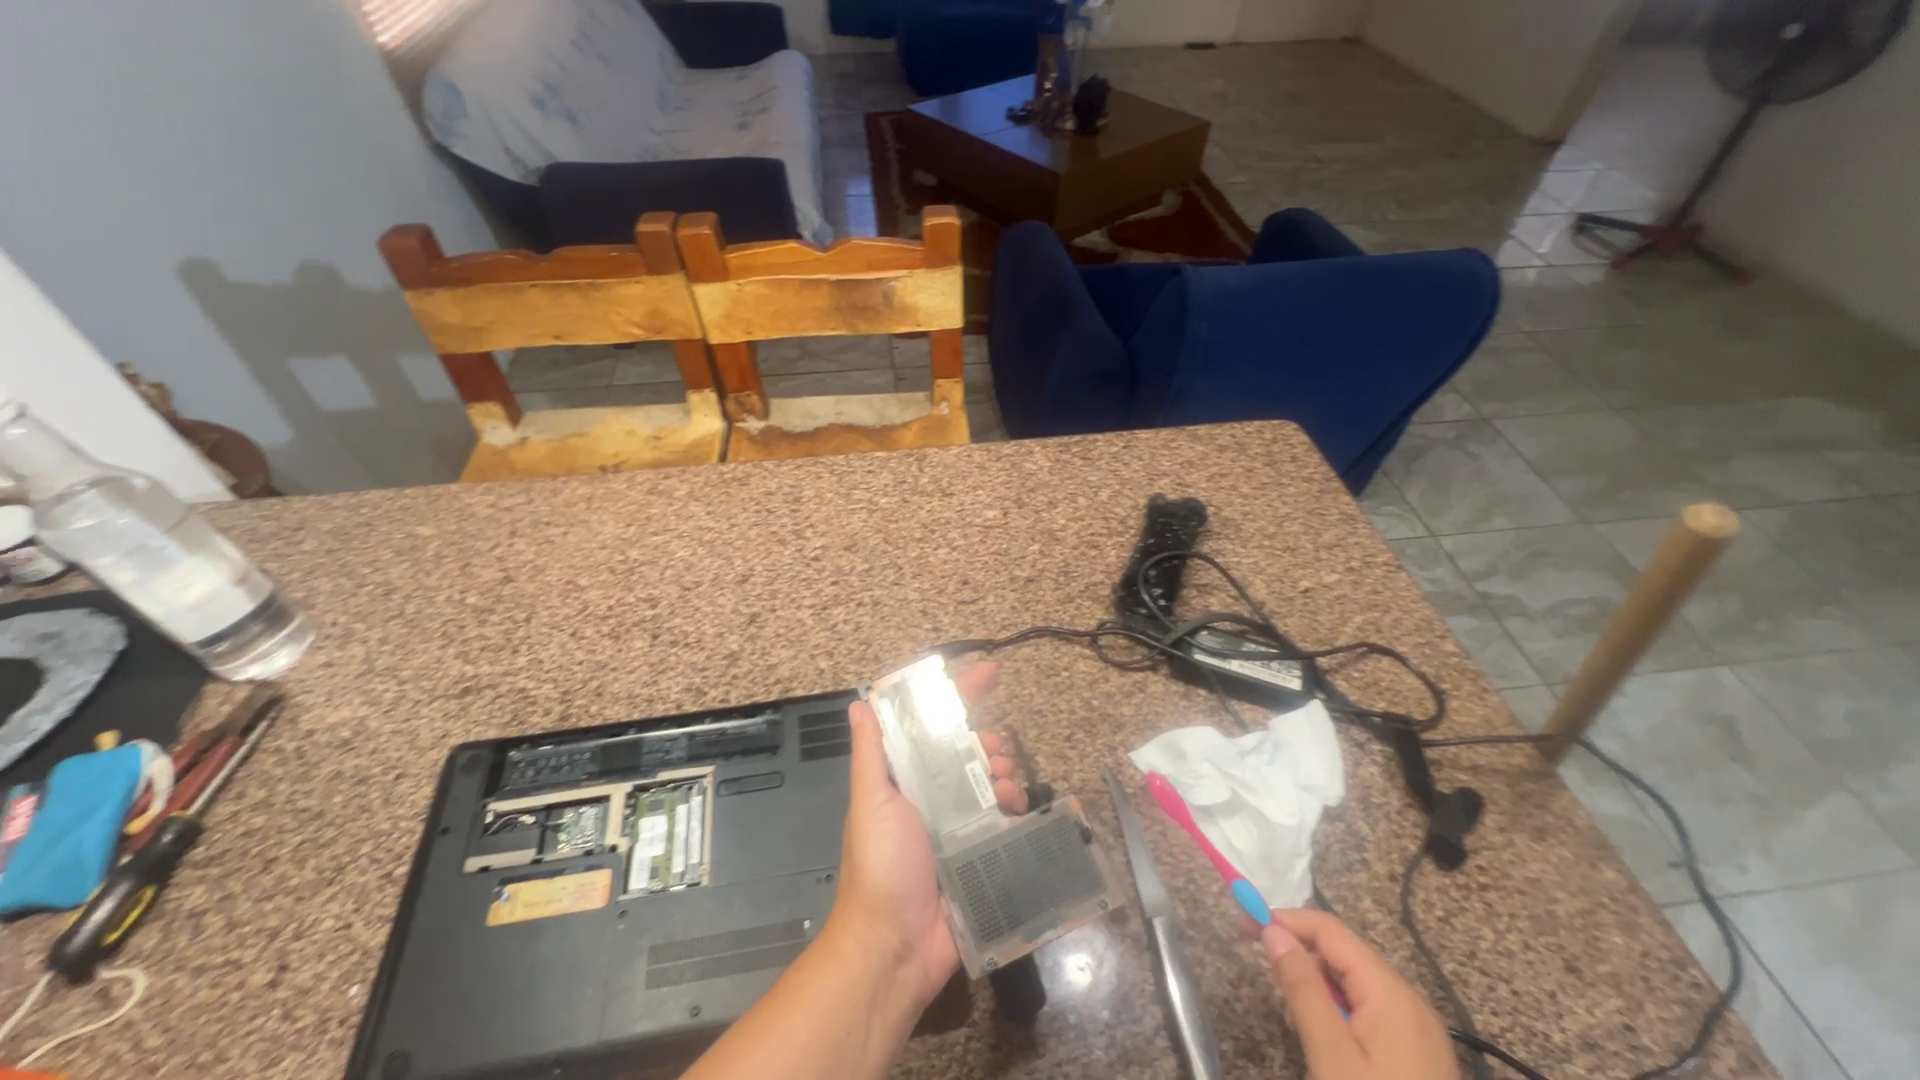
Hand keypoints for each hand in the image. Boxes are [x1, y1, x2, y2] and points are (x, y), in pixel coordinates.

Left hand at [831, 662, 1026, 1009]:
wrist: (895, 944)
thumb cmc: (880, 867)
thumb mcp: (872, 802)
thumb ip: (871, 753)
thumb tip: (858, 703)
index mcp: (902, 782)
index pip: (929, 728)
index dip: (956, 697)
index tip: (989, 671)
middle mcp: (929, 801)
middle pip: (966, 754)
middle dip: (986, 742)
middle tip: (995, 750)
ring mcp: (955, 830)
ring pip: (988, 785)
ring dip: (1002, 774)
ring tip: (1006, 784)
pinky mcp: (978, 857)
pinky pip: (1003, 823)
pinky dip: (1014, 809)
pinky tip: (1017, 809)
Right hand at [1261, 909, 1458, 1079]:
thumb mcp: (1330, 1054)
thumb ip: (1302, 989)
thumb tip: (1273, 931)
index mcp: (1391, 992)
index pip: (1331, 931)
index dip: (1285, 920)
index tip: (1241, 924)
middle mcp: (1409, 1000)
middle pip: (1344, 954)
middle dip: (1300, 956)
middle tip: (1263, 979)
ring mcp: (1417, 1028)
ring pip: (1354, 984)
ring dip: (1317, 988)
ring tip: (1299, 1028)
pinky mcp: (1417, 1052)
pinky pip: (1369, 1011)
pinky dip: (1338, 1013)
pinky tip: (1325, 1044)